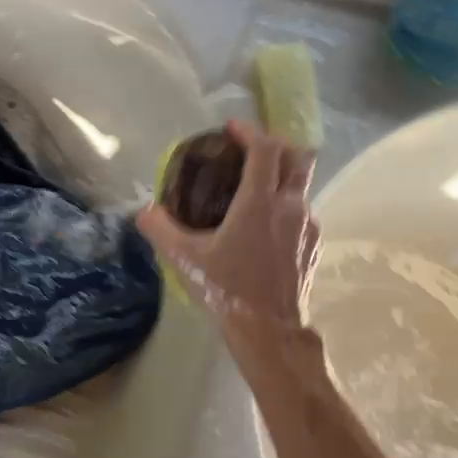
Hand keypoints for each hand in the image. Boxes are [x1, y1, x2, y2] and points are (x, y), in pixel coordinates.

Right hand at [137, 120, 320, 338]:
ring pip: (301, 185)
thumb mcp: (183, 258)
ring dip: (279, 177)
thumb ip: (161, 229)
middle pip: (299, 158)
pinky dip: (281, 206)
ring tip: (250, 191)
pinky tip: (259, 227)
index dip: (251, 132)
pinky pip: (300, 212)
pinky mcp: (313, 245)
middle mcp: (291, 207)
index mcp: (260, 204)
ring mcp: (308, 226)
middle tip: (249, 151)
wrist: (269, 328)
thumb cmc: (225, 289)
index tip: (231, 128)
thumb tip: (144, 210)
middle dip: (276, 146)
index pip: (266, 151)